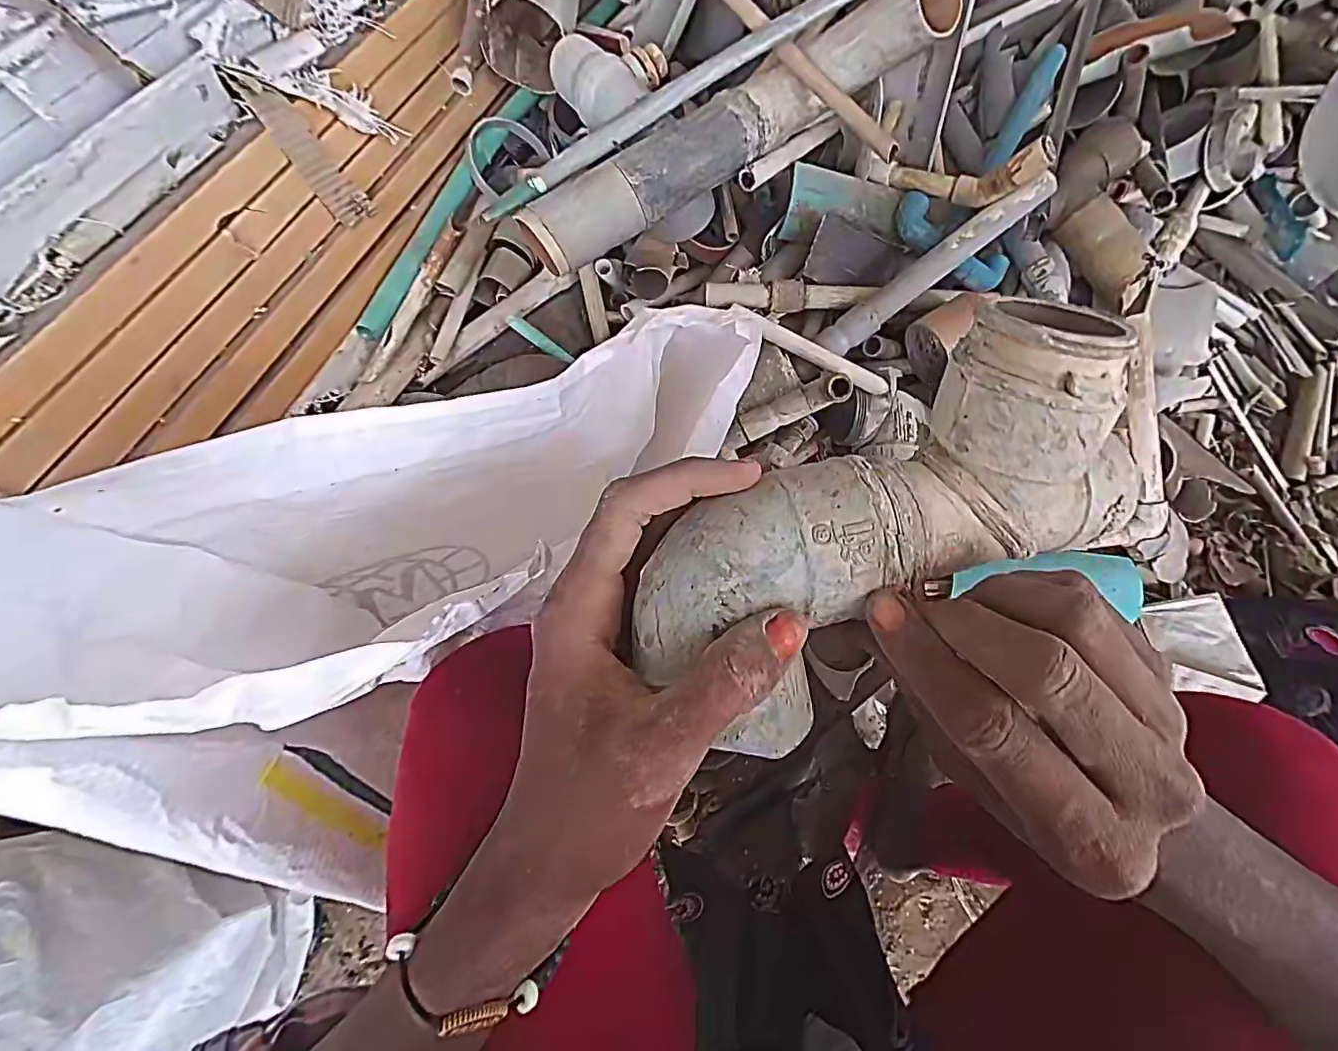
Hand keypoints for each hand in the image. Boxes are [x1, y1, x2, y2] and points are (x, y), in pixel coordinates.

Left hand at [408, 459, 806, 1011]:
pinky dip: (707, 571)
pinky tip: (747, 582)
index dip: (685, 480)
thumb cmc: (586, 809)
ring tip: (765, 521)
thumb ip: (721, 687)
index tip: (748, 478)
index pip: (624, 512)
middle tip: (767, 492)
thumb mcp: (657, 750)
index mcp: (577, 609)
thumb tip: (789, 622)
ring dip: (705, 527)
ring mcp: (603, 624)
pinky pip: (666, 588)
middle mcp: (585, 603)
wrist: (548, 860)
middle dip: (699, 492)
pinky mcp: (623, 648)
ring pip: (652, 550)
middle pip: (637, 518)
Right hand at [865, 571, 1202, 899]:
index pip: (994, 730)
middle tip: (919, 605)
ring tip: (956, 603)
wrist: (1133, 807)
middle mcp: (1147, 780)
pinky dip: (1027, 586)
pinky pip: (1090, 599)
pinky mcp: (1164, 662)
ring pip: (1074, 619)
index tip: (886, 616)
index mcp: (1086, 837)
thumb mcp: (977, 785)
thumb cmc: (1040, 806)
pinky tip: (994, 599)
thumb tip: (887, 632)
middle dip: (966, 624)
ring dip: (996, 596)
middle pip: (1047, 670)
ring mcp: (1170, 716)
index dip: (929, 662)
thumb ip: (936, 712)